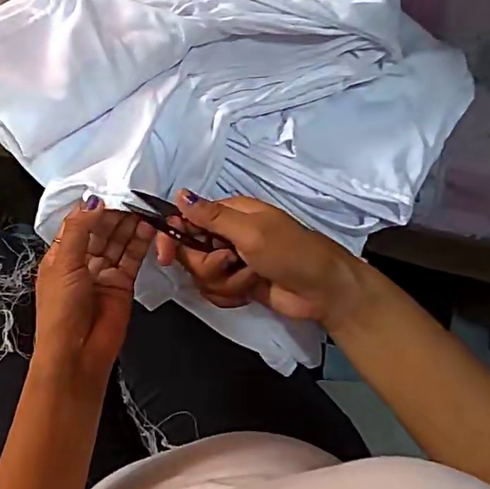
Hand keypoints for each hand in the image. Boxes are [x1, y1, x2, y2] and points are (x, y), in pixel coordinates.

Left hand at [34, 198, 151, 375]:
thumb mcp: (63, 264)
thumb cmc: (60, 313)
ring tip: (143, 206)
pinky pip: (132, 258)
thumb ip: (79, 231)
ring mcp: (102, 273)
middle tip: (132, 195)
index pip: (77, 223)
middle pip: (100, 230)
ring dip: (129, 224)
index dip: (93, 208)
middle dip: (115, 213)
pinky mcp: (122, 284)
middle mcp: (81, 263)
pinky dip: (140, 242)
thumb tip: (92, 203)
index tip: (110, 191)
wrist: (76, 354)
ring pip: (118, 242)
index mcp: (59, 256)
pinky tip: (147, 226)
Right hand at [155, 192, 359, 325]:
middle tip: (231, 262)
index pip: (184, 221)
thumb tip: (180, 194)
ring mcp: (231, 261)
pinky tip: (250, 290)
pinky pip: (214, 291)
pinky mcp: (236, 284)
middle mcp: (226, 236)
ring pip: (201, 275)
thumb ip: (211, 216)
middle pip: (189, 253)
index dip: (172, 238)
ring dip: (225, 281)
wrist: (324, 291)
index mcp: (229, 214)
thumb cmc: (291, 253)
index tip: (165, 256)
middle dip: (207, 265)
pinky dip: (230, 294)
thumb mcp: (250, 231)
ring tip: (251, 276)